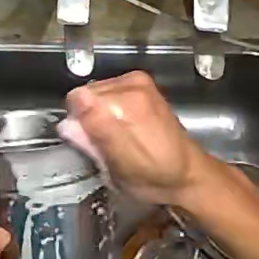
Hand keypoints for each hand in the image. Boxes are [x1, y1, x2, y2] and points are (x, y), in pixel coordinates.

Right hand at [64, 71, 220, 207]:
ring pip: (96, 90)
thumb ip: (93, 142)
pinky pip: (109, 88)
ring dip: (100, 111)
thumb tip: (69, 123)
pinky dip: (110, 104)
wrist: (190, 171)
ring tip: (119, 134)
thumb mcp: (120, 170)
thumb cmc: (156, 177)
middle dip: (89, 117)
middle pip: (86, 93)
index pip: (76, 99)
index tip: (91, 140)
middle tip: (107, 143)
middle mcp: (132, 85)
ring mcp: (138, 80)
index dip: (78, 122)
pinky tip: (125, 123)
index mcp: (125, 106)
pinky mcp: (141, 80)